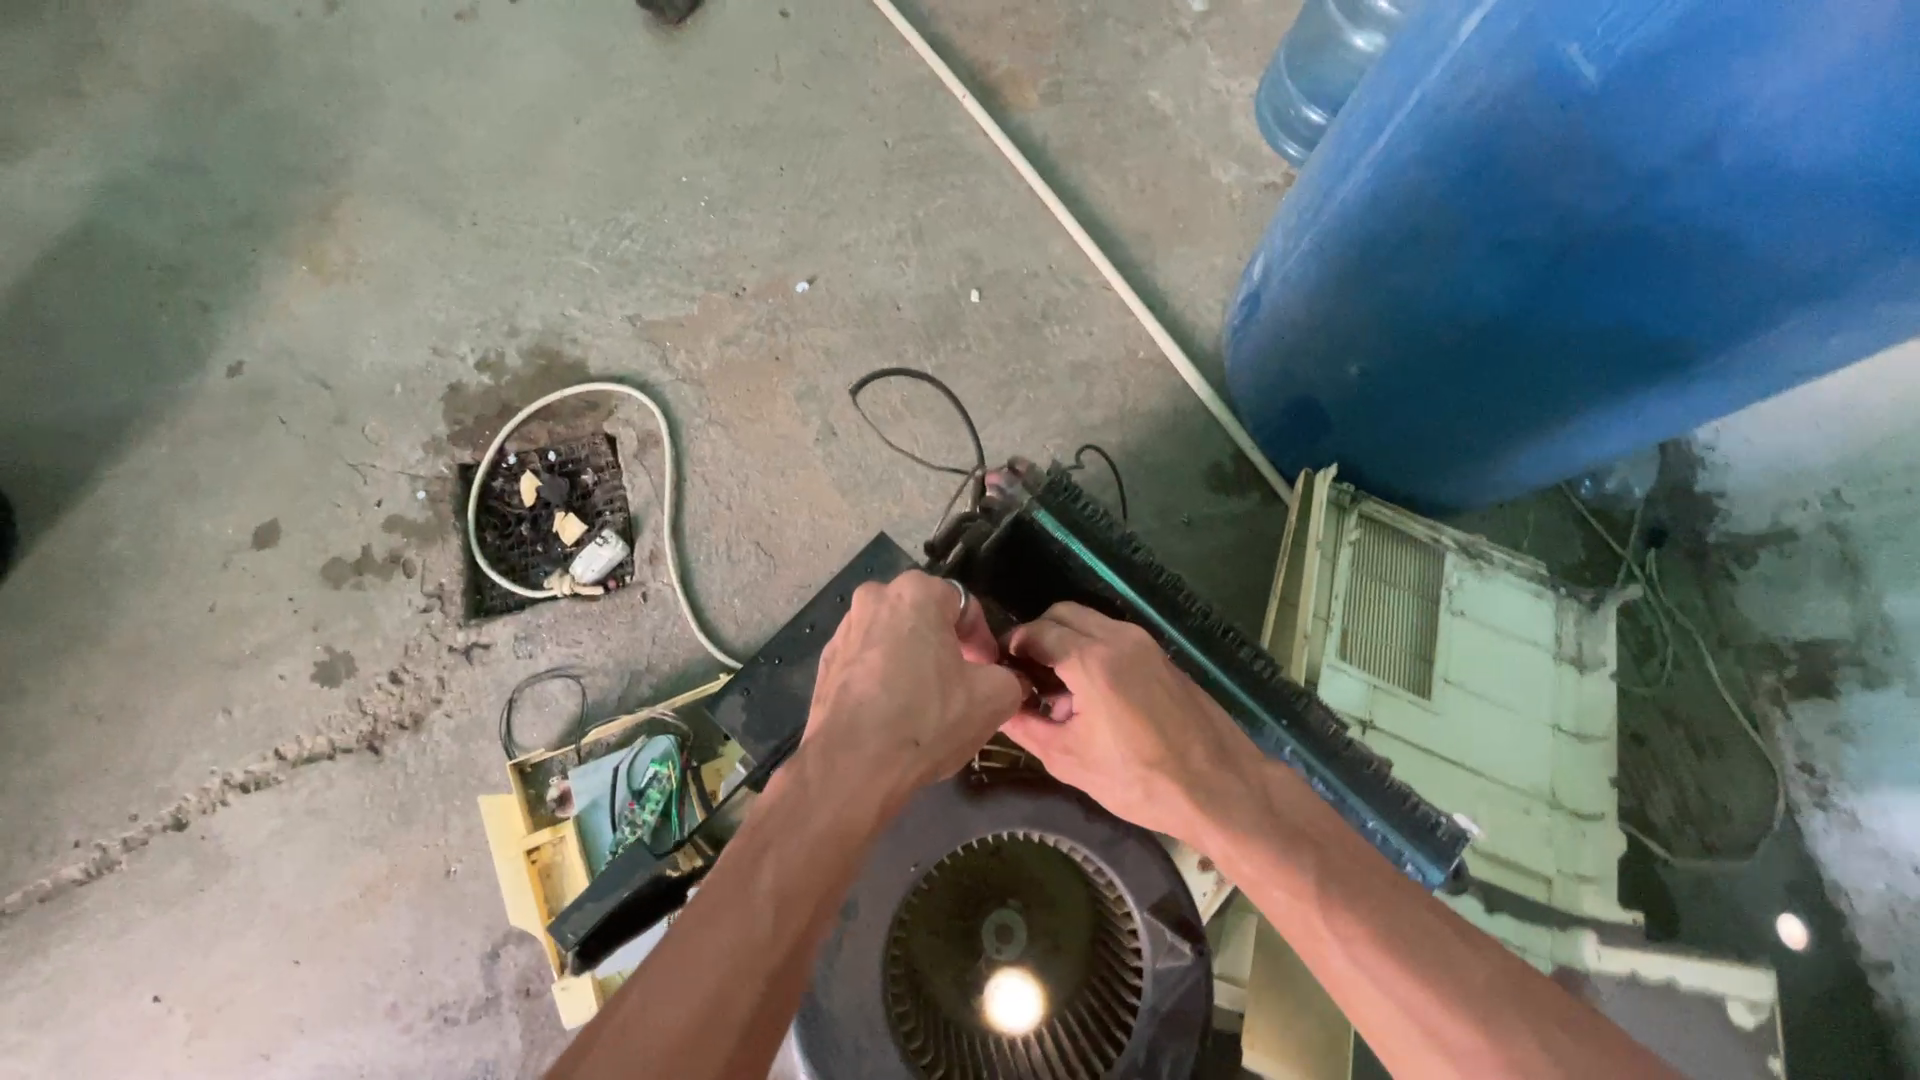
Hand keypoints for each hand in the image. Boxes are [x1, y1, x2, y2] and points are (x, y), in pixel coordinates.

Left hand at [803, 572, 1023, 808]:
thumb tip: (1011, 681)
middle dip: (947, 648)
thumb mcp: (993, 698)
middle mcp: (874, 599)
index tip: (990, 673)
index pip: (966, 606)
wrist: (851, 766)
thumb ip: (1011, 678)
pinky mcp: (825, 664)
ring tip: (928, 704)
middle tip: (962, 686)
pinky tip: (895, 715)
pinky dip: (885, 680)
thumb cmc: (927, 719)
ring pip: (894, 640)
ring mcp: (844, 631)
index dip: (984, 642)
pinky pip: (868, 664)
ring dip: (914, 662)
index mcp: (915, 592)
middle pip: (926, 619)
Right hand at [1001, 602, 1258, 842]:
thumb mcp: (1070, 759)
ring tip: (1056, 688)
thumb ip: (1026, 726)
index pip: (1037, 631)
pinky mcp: (1161, 655)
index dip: (1012, 647)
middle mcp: (1118, 637)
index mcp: (1092, 660)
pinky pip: (1113, 636)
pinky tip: (1089, 692)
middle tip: (1025, 675)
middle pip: (1062, 614)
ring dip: (1065, 641)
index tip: (1000, 671)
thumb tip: (999, 708)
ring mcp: (1145, 642)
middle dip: (1037, 636)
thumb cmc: (1141, 779)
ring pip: (1089, 621)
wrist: (1222, 787)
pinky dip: (1091, 648)